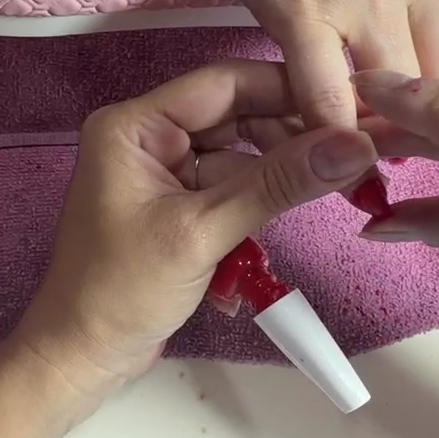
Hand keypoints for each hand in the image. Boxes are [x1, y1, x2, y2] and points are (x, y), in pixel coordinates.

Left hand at [12, 61, 376, 390]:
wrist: (83, 353)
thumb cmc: (121, 290)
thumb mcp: (200, 232)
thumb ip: (276, 184)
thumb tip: (355, 145)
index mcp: (132, 127)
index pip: (223, 85)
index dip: (290, 90)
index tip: (354, 106)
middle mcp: (144, 139)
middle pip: (235, 118)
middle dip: (289, 141)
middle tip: (355, 157)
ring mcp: (160, 174)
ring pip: (238, 158)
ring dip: (274, 182)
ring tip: (334, 192)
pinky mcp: (174, 208)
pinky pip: (226, 190)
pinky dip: (252, 210)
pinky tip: (269, 239)